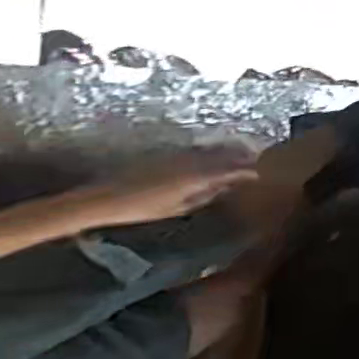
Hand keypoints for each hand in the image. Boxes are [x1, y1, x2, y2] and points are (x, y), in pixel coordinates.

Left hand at [76, 148, 259, 228]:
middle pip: (228, 153)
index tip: (258, 175)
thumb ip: (205, 196)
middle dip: (244, 156)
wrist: (100, 200)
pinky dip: (211, 151)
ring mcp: (181, 154)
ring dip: (229, 151)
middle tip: (255, 160)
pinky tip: (211, 156)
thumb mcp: (177, 208)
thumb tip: (226, 187)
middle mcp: (195, 160)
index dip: (249, 171)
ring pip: (215, 148)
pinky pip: (199, 149)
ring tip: (238, 155)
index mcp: (201, 175)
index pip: (234, 169)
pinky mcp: (169, 153)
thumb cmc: (140, 209)